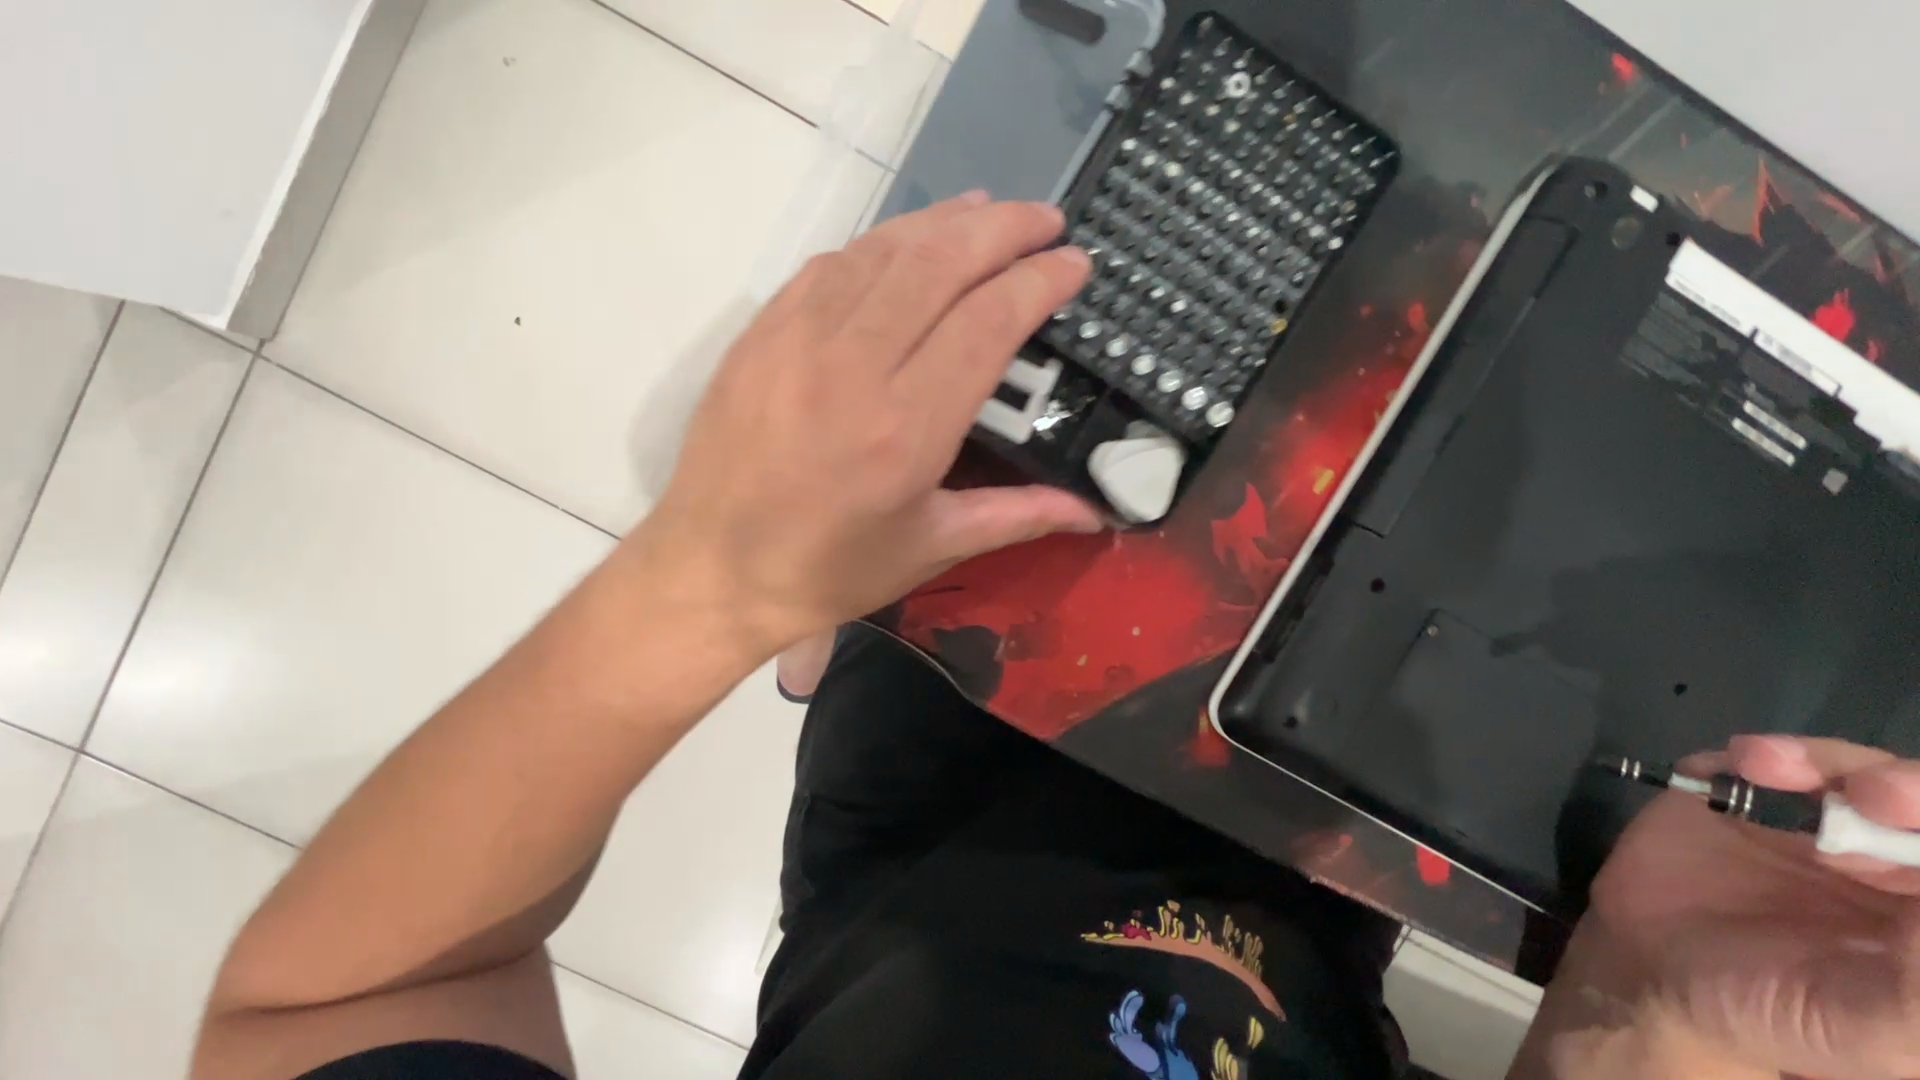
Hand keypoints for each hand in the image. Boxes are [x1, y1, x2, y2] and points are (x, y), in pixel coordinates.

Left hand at [631, 193, 1102, 655]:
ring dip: (944, 222)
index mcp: (906, 428)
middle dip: (1003, 230)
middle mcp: (854, 368)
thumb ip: (1016, 516)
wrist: (713, 570)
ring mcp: (798, 341)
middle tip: (1046, 220)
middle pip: (940, 265)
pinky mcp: (760, 333)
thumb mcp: (930, 547)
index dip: (1037, 281)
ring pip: (883, 251)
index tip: (1074, 264)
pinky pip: (830, 265)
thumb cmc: (828, 570)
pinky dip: (880, 243)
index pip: (987, 322)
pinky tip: (908, 241)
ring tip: (989, 211)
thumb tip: (1094, 513)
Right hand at [1571, 736, 1919, 1078]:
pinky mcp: (1746, 794)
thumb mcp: (1880, 1026)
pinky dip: (1774, 752)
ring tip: (1773, 768)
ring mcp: (1820, 824)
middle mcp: (1896, 864)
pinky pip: (1778, 758)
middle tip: (1877, 793)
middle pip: (1919, 799)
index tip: (1907, 819)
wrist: (1648, 973)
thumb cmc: (1774, 1018)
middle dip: (1911, 787)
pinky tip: (1745, 763)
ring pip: (1862, 771)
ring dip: (1833, 762)